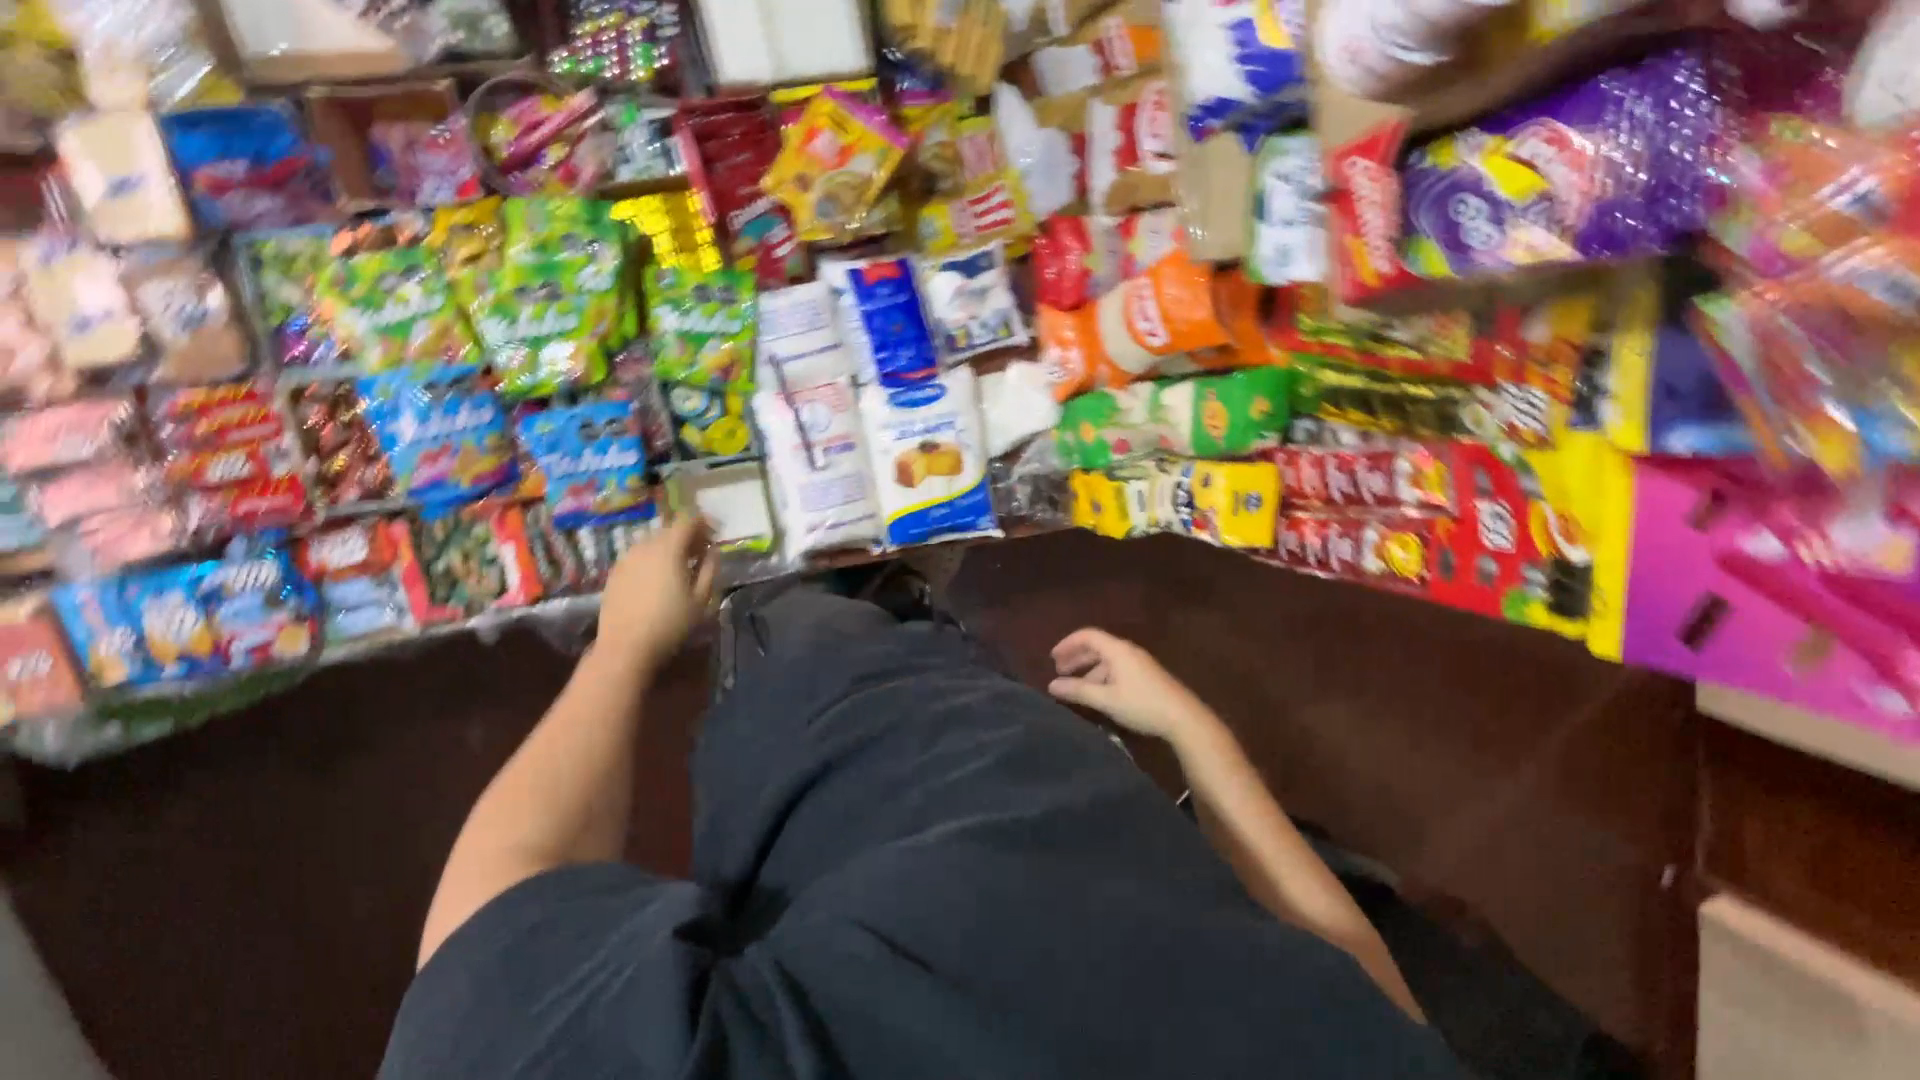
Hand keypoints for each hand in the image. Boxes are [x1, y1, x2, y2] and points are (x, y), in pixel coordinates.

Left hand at [596, 517, 715, 669]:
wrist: (625, 647)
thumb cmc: (670, 624)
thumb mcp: (702, 599)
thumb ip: (710, 569)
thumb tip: (712, 552)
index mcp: (668, 548)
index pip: (688, 519)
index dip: (704, 522)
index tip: (715, 535)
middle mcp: (644, 546)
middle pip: (669, 529)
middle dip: (688, 535)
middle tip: (701, 553)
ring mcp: (625, 558)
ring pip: (652, 542)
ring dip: (669, 547)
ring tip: (680, 567)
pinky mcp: (614, 573)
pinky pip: (638, 556)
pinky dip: (652, 559)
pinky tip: (658, 579)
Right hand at [1048, 628, 1218, 745]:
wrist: (1184, 718)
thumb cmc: (1142, 705)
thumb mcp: (1106, 699)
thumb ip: (1078, 691)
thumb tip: (1051, 685)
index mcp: (1118, 650)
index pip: (1087, 636)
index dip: (1068, 644)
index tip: (1052, 658)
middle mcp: (1128, 651)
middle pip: (1097, 647)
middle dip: (1076, 657)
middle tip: (1060, 672)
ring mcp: (1139, 663)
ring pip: (1108, 660)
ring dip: (1089, 670)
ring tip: (1077, 688)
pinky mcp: (1147, 676)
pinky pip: (1118, 669)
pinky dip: (1102, 677)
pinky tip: (1099, 695)